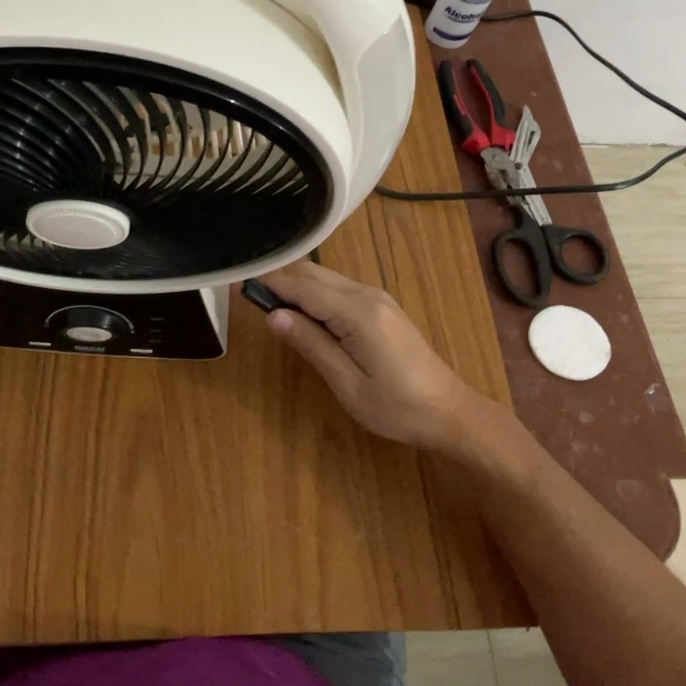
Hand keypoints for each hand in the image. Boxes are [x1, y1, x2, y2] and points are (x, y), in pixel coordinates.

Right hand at [257, 260, 495, 452]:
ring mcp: (376, 298)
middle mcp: (367, 294)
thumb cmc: (398, 408)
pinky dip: (312, 292)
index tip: (235, 281)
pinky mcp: (380, 307)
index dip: (267, 281)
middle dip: (277, 278)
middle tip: (243, 292)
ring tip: (262, 299)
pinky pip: (337, 288)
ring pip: (324, 277)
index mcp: (358, 312)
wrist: (450, 412)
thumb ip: (311, 345)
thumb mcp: (348, 385)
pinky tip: (297, 309)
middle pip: (312, 272)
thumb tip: (273, 316)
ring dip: (293, 284)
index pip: (302, 286)